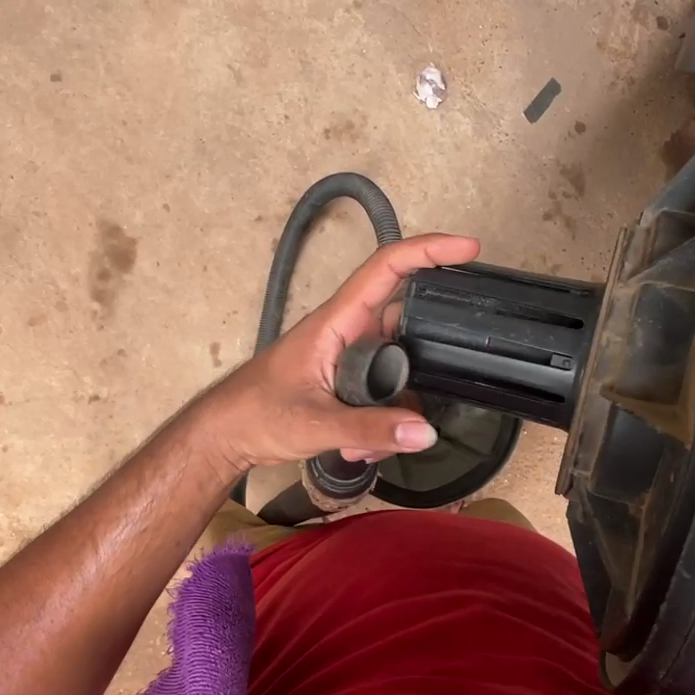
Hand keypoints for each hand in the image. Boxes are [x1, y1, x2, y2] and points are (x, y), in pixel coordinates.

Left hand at [194, 233, 481, 471]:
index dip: (428, 251)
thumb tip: (423, 432)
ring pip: (397, 367)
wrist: (226, 437)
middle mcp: (346, 333)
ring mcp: (348, 358)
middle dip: (420, 362)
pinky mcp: (347, 382)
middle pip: (404, 324)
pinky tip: (360, 447)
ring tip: (369, 442)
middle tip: (432, 386)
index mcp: (335, 322)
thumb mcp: (316, 423)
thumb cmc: (255, 414)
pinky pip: (382, 393)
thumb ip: (371, 429)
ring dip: (394, 406)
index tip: (468, 248)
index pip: (387, 269)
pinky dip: (380, 422)